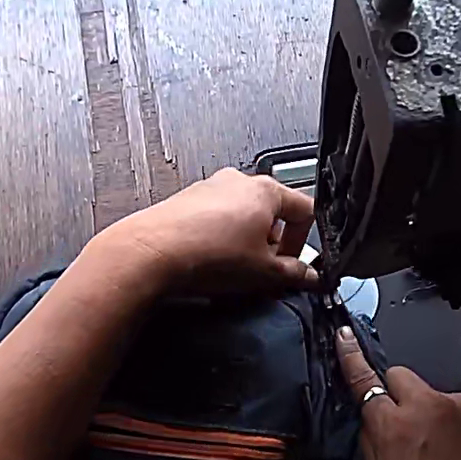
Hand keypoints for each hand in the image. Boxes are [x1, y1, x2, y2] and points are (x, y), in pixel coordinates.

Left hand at [98, 168, 318, 294]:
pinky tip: (212, 265)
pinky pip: (216, 222)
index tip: (294, 265)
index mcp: (265, 190)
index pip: (306, 210)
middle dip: (273, 246)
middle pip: (272, 215)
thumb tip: (308, 276)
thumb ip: (294, 273)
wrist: (152, 253)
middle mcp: (238, 183)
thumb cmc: (207, 252)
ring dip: (246, 245)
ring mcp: (210, 190)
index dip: (306, 242)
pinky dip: (221, 242)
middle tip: (265, 273)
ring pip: (243, 218)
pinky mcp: (187, 203)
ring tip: (235, 272)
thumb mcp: (264, 272)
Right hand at [335, 327, 460, 459]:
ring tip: (440, 449)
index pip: (364, 381)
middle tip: (402, 423)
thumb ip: (372, 443)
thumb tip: (371, 417)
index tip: (344, 336)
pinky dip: (454, 420)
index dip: (351, 357)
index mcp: (394, 425)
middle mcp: (426, 404)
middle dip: (394, 392)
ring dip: (428, 410)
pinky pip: (458, 405)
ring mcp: (459, 404)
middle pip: (399, 375)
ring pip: (431, 393)